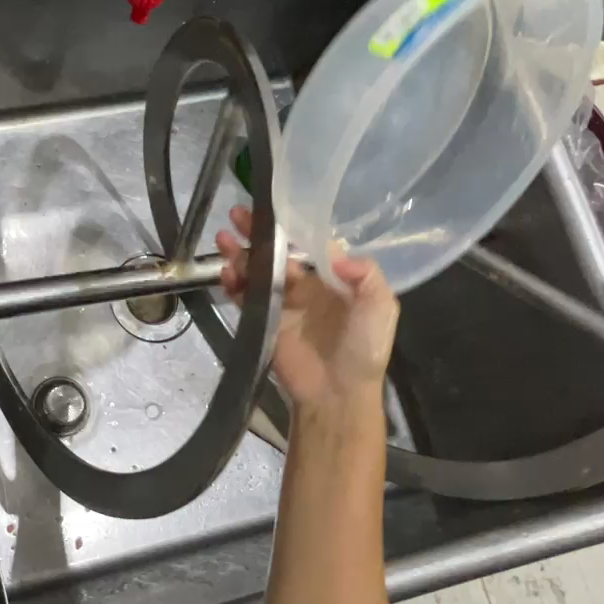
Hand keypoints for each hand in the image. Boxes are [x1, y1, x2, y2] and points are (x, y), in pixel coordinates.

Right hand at [216, 206, 399, 405]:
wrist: (337, 393)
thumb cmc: (363, 349)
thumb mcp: (381, 308)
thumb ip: (366, 276)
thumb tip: (337, 254)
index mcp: (332, 278)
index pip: (307, 244)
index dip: (289, 227)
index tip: (272, 209)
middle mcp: (304, 286)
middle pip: (275, 253)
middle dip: (256, 233)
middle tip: (236, 214)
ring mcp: (281, 304)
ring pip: (256, 271)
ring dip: (239, 255)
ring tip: (223, 240)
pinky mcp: (263, 322)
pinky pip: (244, 298)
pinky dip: (233, 284)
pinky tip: (225, 273)